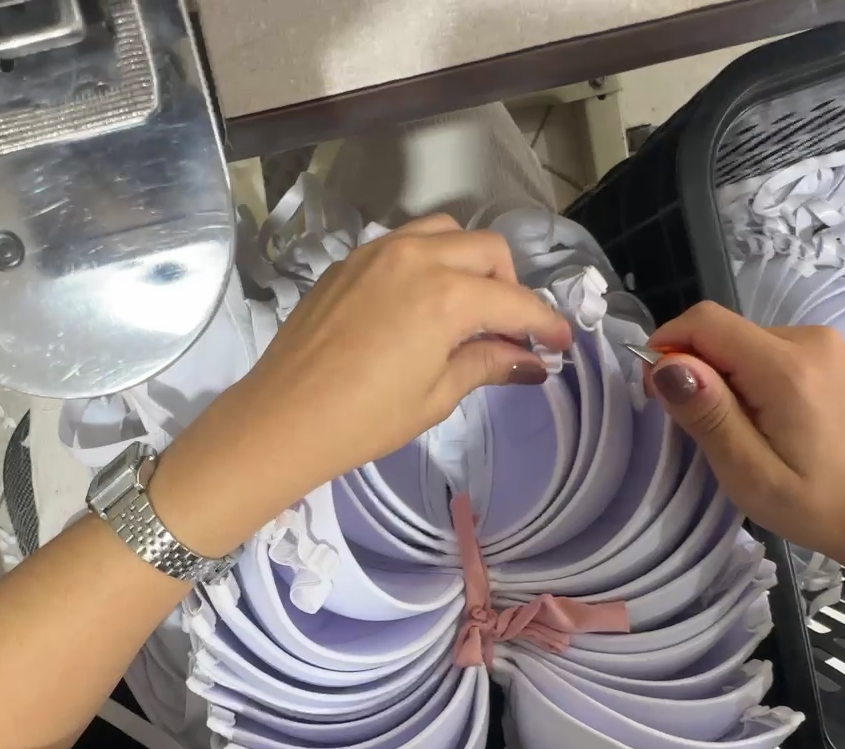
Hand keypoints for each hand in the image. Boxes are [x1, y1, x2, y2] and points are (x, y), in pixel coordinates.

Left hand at [151, 214, 571, 555]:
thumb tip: (530, 360)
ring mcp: (377, 252)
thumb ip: (486, 364)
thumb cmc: (365, 420)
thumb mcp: (436, 396)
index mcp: (447, 295)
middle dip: (510, 285)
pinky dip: (427, 261)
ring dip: (469, 261)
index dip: (545, 323)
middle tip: (510, 328)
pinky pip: (403, 243)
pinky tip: (419, 302)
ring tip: (466, 305)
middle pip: (486, 249)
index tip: (561, 343)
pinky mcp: (348, 262)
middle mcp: (417, 256)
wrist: (283, 419)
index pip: (514, 301)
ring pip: (444, 232)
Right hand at [645, 302, 844, 573]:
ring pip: (746, 342)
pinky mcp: (835, 359)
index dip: (668, 347)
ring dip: (724, 377)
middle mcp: (811, 340)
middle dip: (696, 369)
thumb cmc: (817, 506)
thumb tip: (665, 365)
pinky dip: (750, 379)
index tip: (658, 394)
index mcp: (788, 367)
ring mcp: (829, 347)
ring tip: (737, 432)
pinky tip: (765, 422)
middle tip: (700, 429)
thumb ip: (708, 414)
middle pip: (725, 332)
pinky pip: (771, 353)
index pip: (705, 322)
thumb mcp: (750, 473)